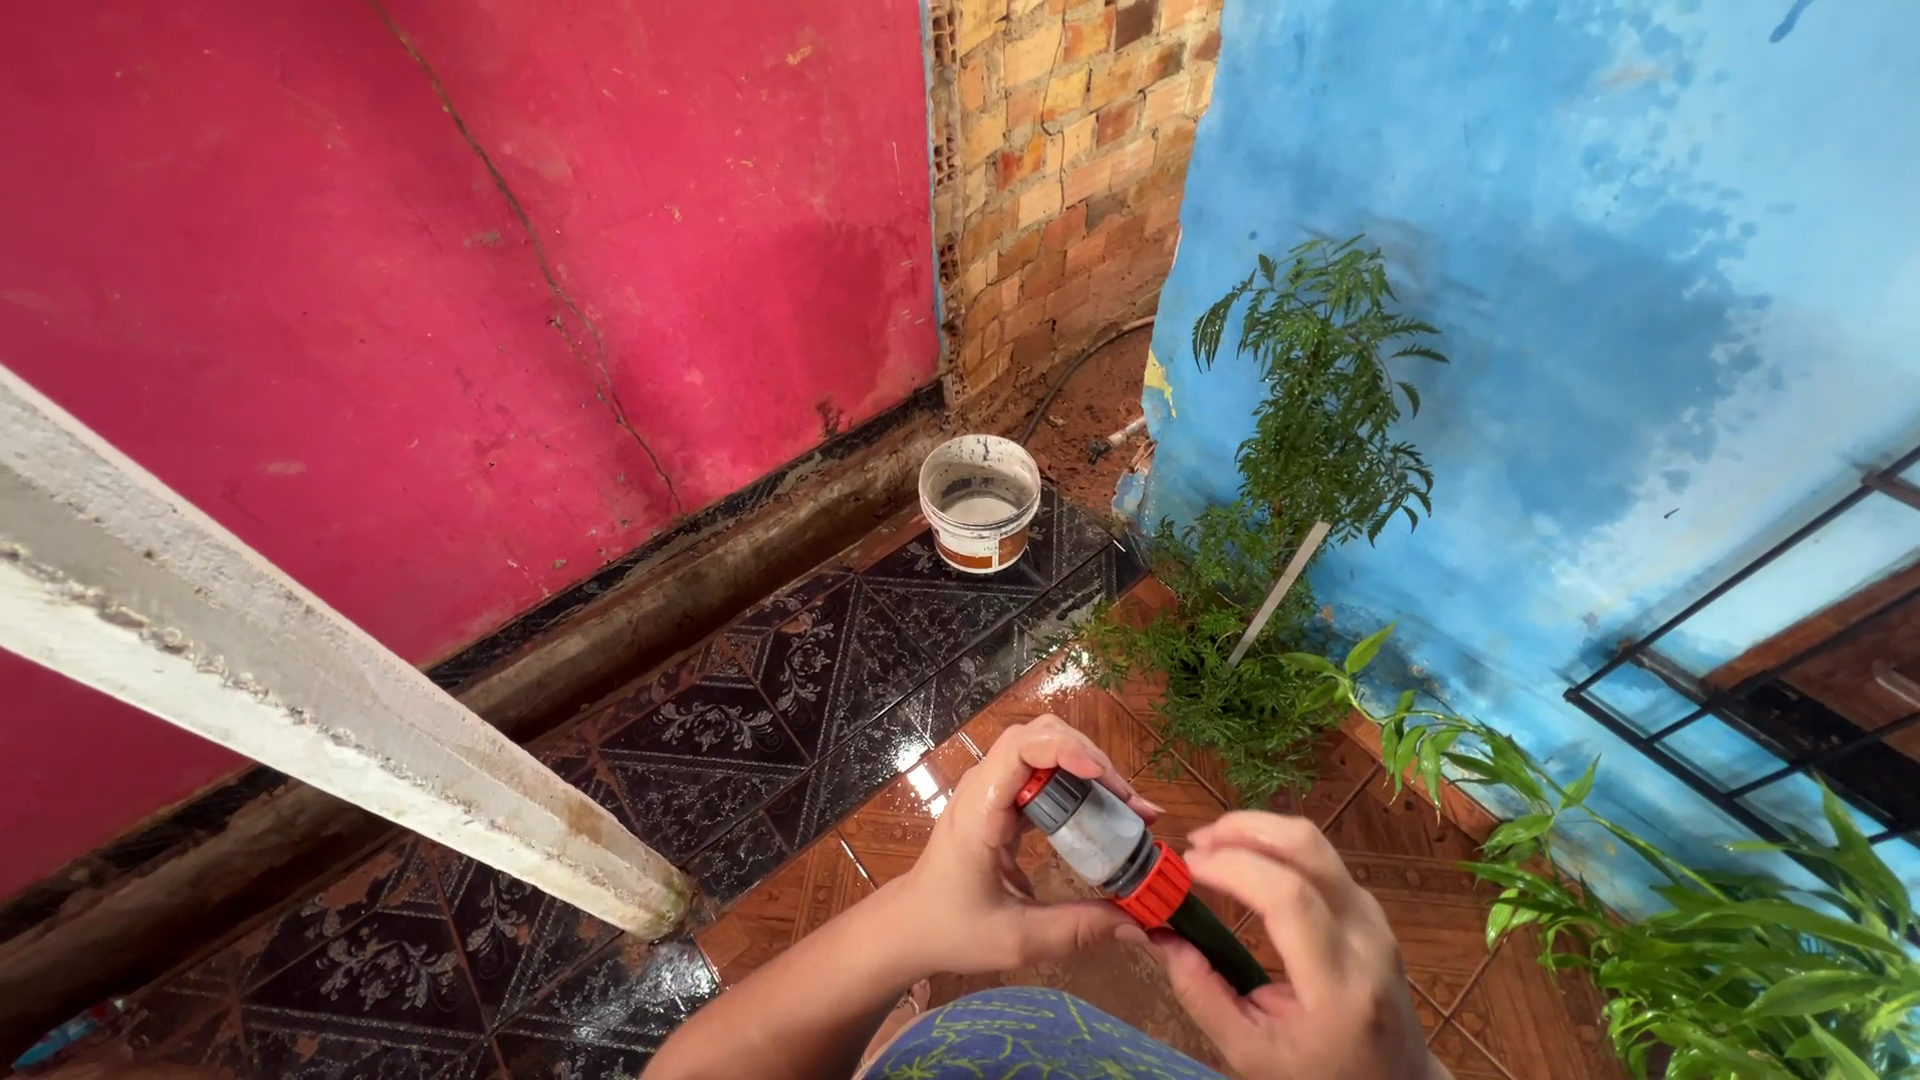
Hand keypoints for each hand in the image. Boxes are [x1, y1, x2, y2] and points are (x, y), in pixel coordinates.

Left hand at [889, 715, 1162, 974]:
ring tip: (1126, 807)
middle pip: (1038, 737)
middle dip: (1088, 758)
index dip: (1062, 749)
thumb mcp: (1017, 938)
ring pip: (1043, 749)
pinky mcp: (1002, 799)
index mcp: (979, 809)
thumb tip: (1138, 923)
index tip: (1099, 775)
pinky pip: (1043, 775)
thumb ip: (1076, 928)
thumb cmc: (952, 929)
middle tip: (1128, 801)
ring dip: (1087, 768)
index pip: (1018, 748)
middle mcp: (984, 786)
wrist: (912, 925)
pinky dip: (1076, 786)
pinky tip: (1104, 815)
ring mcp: (992, 788)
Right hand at [1149, 812, 1447, 1079]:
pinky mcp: (1367, 904)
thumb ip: (1201, 995)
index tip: (1187, 866)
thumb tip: (1160, 935)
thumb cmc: (1320, 1075)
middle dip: (1243, 828)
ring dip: (1255, 830)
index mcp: (1340, 987)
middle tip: (1196, 842)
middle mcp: (1365, 939)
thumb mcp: (1251, 1054)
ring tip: (1211, 848)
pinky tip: (1242, 860)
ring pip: (1312, 841)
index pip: (1289, 898)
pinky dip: (1271, 843)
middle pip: (1308, 848)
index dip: (1233, 867)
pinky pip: (1317, 855)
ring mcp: (1372, 916)